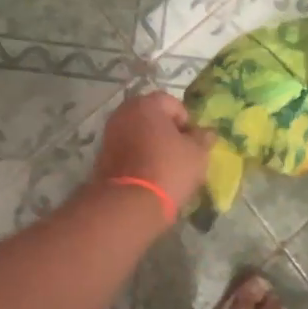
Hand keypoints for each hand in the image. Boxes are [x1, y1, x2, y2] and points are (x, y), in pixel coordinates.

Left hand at [92, 92, 214, 213]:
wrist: (128, 205)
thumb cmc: (168, 170)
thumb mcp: (197, 154)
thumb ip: (203, 138)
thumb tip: (206, 132)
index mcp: (147, 104)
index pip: (173, 103)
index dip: (187, 122)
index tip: (192, 144)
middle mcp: (124, 112)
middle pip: (152, 117)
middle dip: (166, 132)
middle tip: (180, 154)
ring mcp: (110, 133)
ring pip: (138, 133)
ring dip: (150, 144)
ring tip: (164, 168)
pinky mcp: (101, 155)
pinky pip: (126, 150)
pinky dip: (137, 158)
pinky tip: (147, 176)